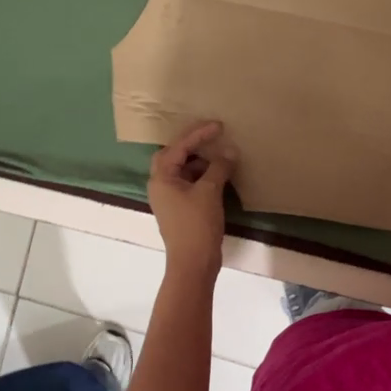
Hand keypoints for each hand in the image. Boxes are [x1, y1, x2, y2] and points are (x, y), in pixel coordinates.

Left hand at [148, 120, 235, 273]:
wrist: (193, 264)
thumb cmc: (197, 225)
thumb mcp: (209, 192)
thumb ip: (219, 167)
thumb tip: (230, 151)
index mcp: (161, 178)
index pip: (178, 147)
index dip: (198, 134)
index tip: (219, 126)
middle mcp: (161, 185)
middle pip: (175, 156)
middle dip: (193, 146)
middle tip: (213, 137)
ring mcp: (169, 198)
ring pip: (184, 171)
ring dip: (201, 162)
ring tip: (221, 158)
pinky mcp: (180, 209)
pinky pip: (190, 184)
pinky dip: (203, 177)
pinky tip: (220, 177)